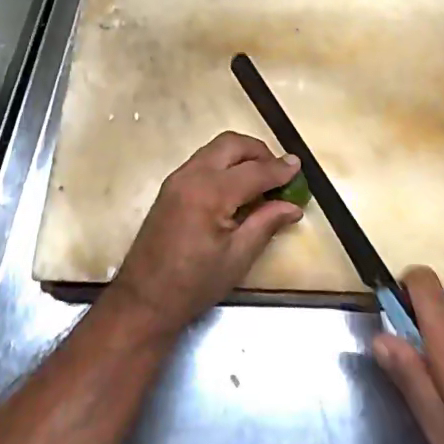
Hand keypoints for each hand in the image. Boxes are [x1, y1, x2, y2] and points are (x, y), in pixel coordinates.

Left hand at [103, 131, 302, 336]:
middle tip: (280, 172)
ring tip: (262, 179)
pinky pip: (203, 161)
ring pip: (215, 149)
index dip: (279, 169)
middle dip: (259, 152)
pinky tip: (237, 187)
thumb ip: (266, 223)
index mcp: (210, 192)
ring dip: (241, 155)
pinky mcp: (170, 187)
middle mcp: (191, 175)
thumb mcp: (238, 257)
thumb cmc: (194, 284)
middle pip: (231, 144)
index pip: (254, 170)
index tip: (299, 167)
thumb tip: (293, 205)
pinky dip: (224, 164)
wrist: (144, 298)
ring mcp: (177, 178)